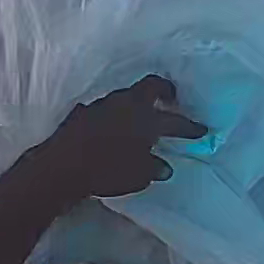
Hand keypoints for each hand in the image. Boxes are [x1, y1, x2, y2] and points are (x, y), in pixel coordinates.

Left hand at [19, 75, 206, 202]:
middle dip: (165, 91)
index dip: (190, 127)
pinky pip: (105, 109)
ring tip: (141, 116)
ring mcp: (102, 105)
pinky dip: (113, 116)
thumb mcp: (138, 176)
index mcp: (146, 119)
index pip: (175, 121)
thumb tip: (164, 166)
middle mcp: (126, 105)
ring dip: (136, 104)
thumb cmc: (106, 171)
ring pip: (126, 97)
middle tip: (172, 99)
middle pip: (151, 87)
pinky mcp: (82, 113)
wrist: (62, 166)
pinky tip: (112, 127)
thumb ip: (154, 167)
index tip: (201, 130)